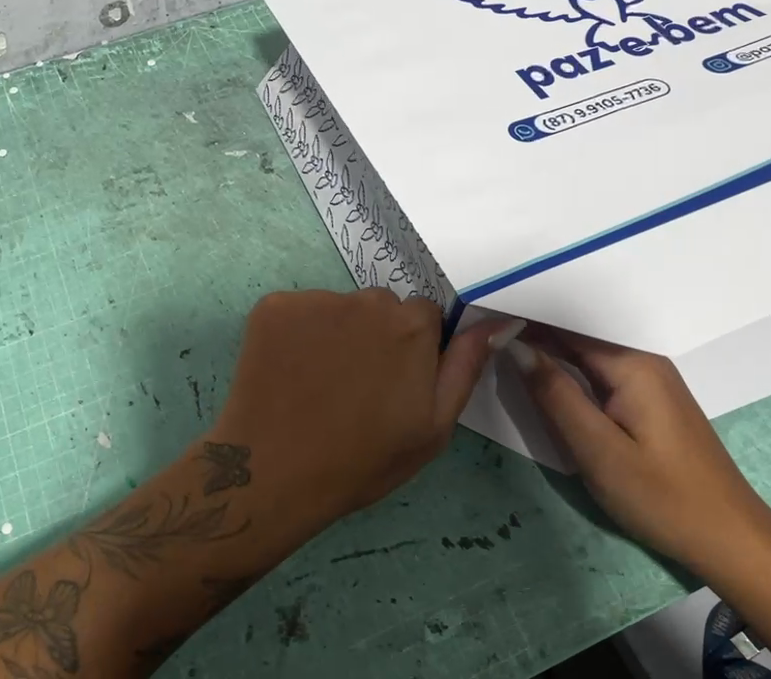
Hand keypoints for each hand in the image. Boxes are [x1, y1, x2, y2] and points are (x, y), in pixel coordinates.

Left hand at [208, 289, 518, 534]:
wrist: (274, 471)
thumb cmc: (363, 459)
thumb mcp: (433, 426)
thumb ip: (465, 365)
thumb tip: (498, 321)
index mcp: (411, 326)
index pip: (424, 317)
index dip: (413, 349)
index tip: (396, 383)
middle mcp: (365, 300)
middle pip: (380, 307)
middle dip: (376, 336)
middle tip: (357, 387)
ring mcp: (314, 300)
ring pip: (337, 308)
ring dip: (335, 333)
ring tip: (320, 384)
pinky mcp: (272, 306)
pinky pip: (296, 312)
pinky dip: (295, 334)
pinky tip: (289, 372)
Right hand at [500, 326, 770, 575]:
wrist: (732, 542)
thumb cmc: (663, 497)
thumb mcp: (597, 449)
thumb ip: (554, 393)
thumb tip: (513, 344)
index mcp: (631, 363)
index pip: (564, 325)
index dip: (521, 318)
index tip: (477, 317)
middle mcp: (642, 361)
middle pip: (575, 335)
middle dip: (530, 333)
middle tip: (479, 333)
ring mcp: (649, 382)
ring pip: (585, 355)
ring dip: (546, 353)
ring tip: (499, 349)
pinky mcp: (649, 403)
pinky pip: (598, 374)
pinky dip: (567, 372)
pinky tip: (542, 379)